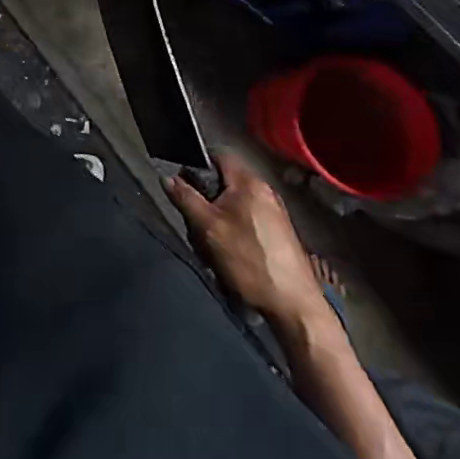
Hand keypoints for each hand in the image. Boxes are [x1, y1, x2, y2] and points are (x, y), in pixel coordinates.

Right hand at [166, 150, 326, 324]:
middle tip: (196, 226)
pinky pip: (247, 221)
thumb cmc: (248, 260)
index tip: (183, 184)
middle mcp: (265, 190)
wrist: (292, 303)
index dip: (198, 164)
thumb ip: (186, 199)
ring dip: (218, 221)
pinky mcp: (278, 232)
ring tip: (212, 248)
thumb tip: (167, 177)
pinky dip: (234, 232)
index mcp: (249, 181)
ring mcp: (274, 212)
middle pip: (225, 183)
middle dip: (206, 202)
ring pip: (234, 205)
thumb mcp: (209, 228)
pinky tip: (230, 257)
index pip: (219, 155)